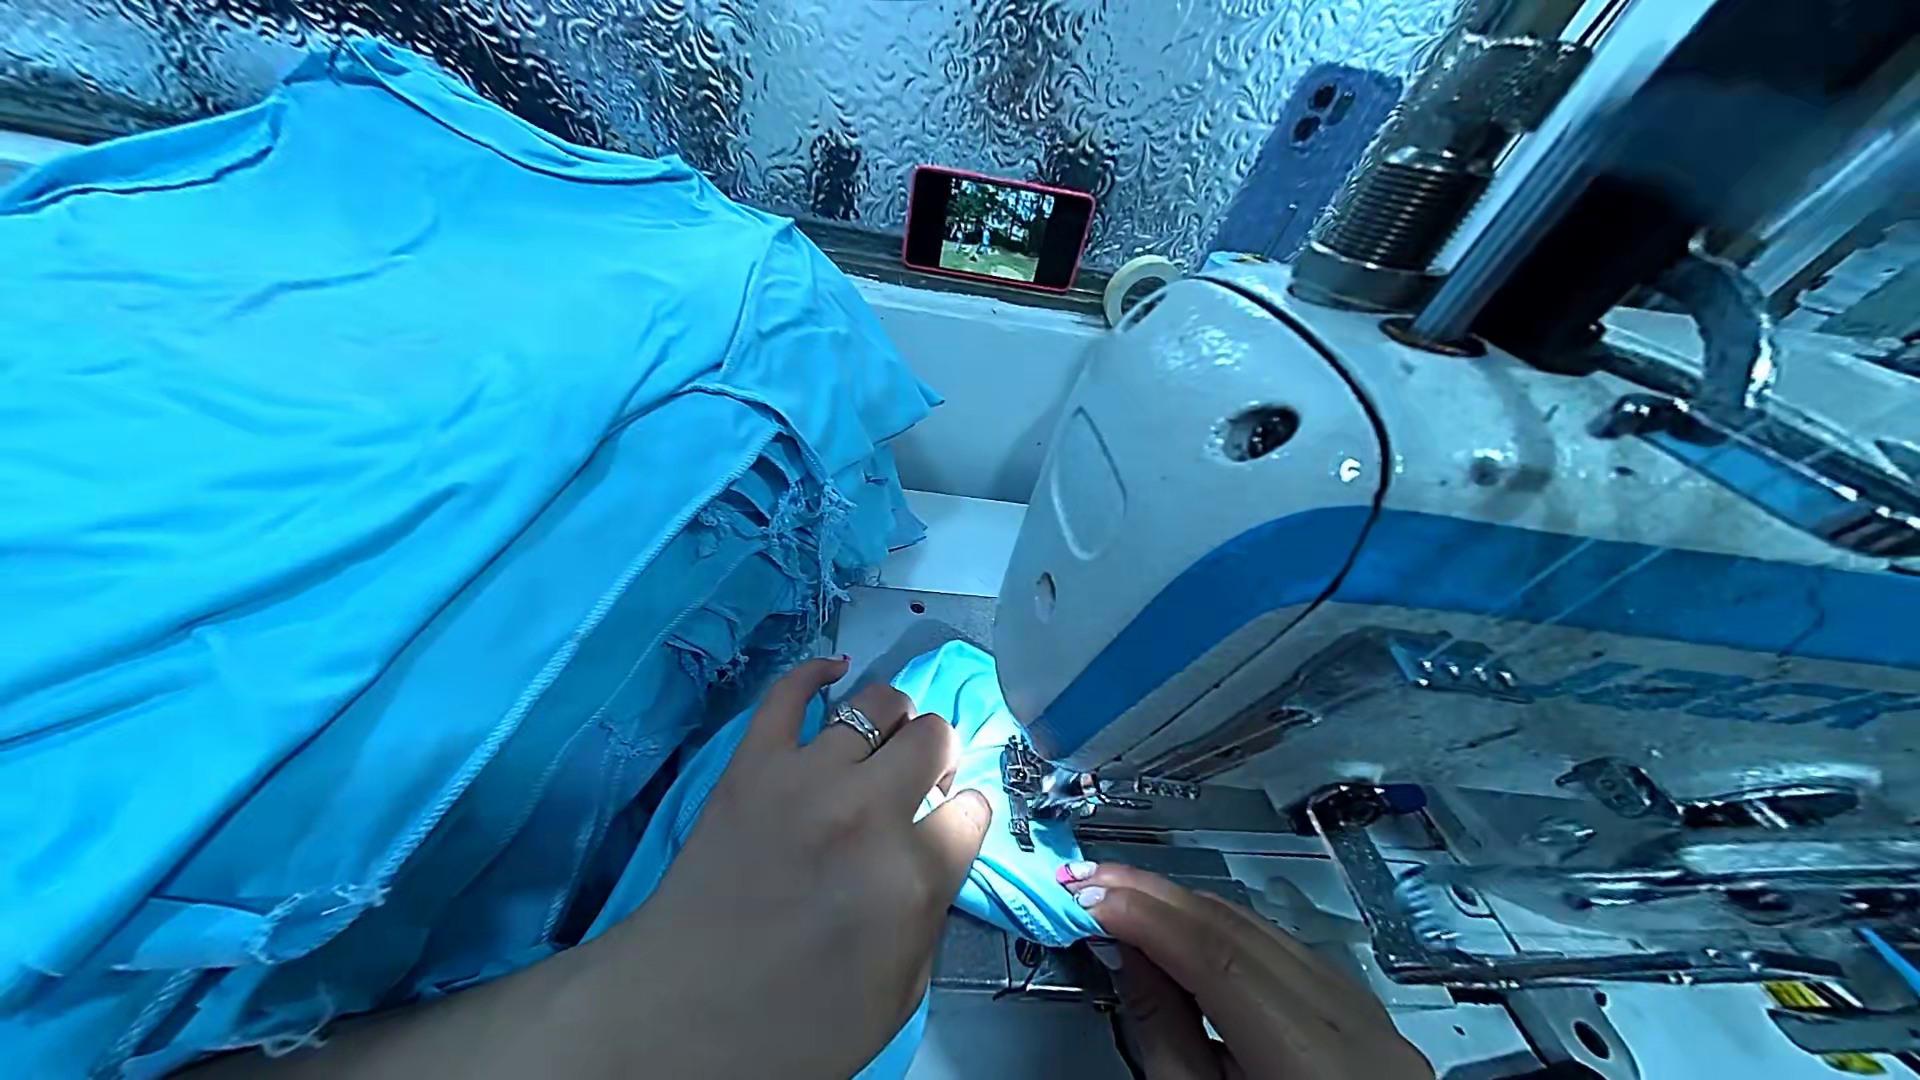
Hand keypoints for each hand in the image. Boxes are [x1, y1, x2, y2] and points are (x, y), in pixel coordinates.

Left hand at [593, 657, 993, 1077]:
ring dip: (894, 719)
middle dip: (939, 756)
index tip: (948, 825)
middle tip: (917, 780)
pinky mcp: (752, 762)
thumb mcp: (900, 991)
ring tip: (880, 742)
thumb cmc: (796, 1025)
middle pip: (935, 736)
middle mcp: (867, 812)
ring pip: (878, 702)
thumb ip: (936, 908)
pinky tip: (833, 670)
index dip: (965, 817)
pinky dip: (815, 671)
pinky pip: (788, 691)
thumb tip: (943, 842)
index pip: (973, 809)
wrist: (675, 1023)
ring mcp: (806, 777)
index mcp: (910, 877)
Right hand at [1062, 863, 1431, 1079]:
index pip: (1217, 956)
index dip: (1146, 917)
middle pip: (1231, 925)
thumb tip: (1126, 946)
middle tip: (1083, 879)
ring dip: (1173, 902)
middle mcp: (1346, 1015)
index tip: (1084, 897)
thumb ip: (1164, 1034)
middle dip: (1149, 894)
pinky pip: (1264, 936)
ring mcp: (1353, 998)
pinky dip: (1208, 922)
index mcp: (1316, 1061)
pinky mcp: (1345, 994)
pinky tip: (1167, 918)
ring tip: (1112, 893)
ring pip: (1245, 920)